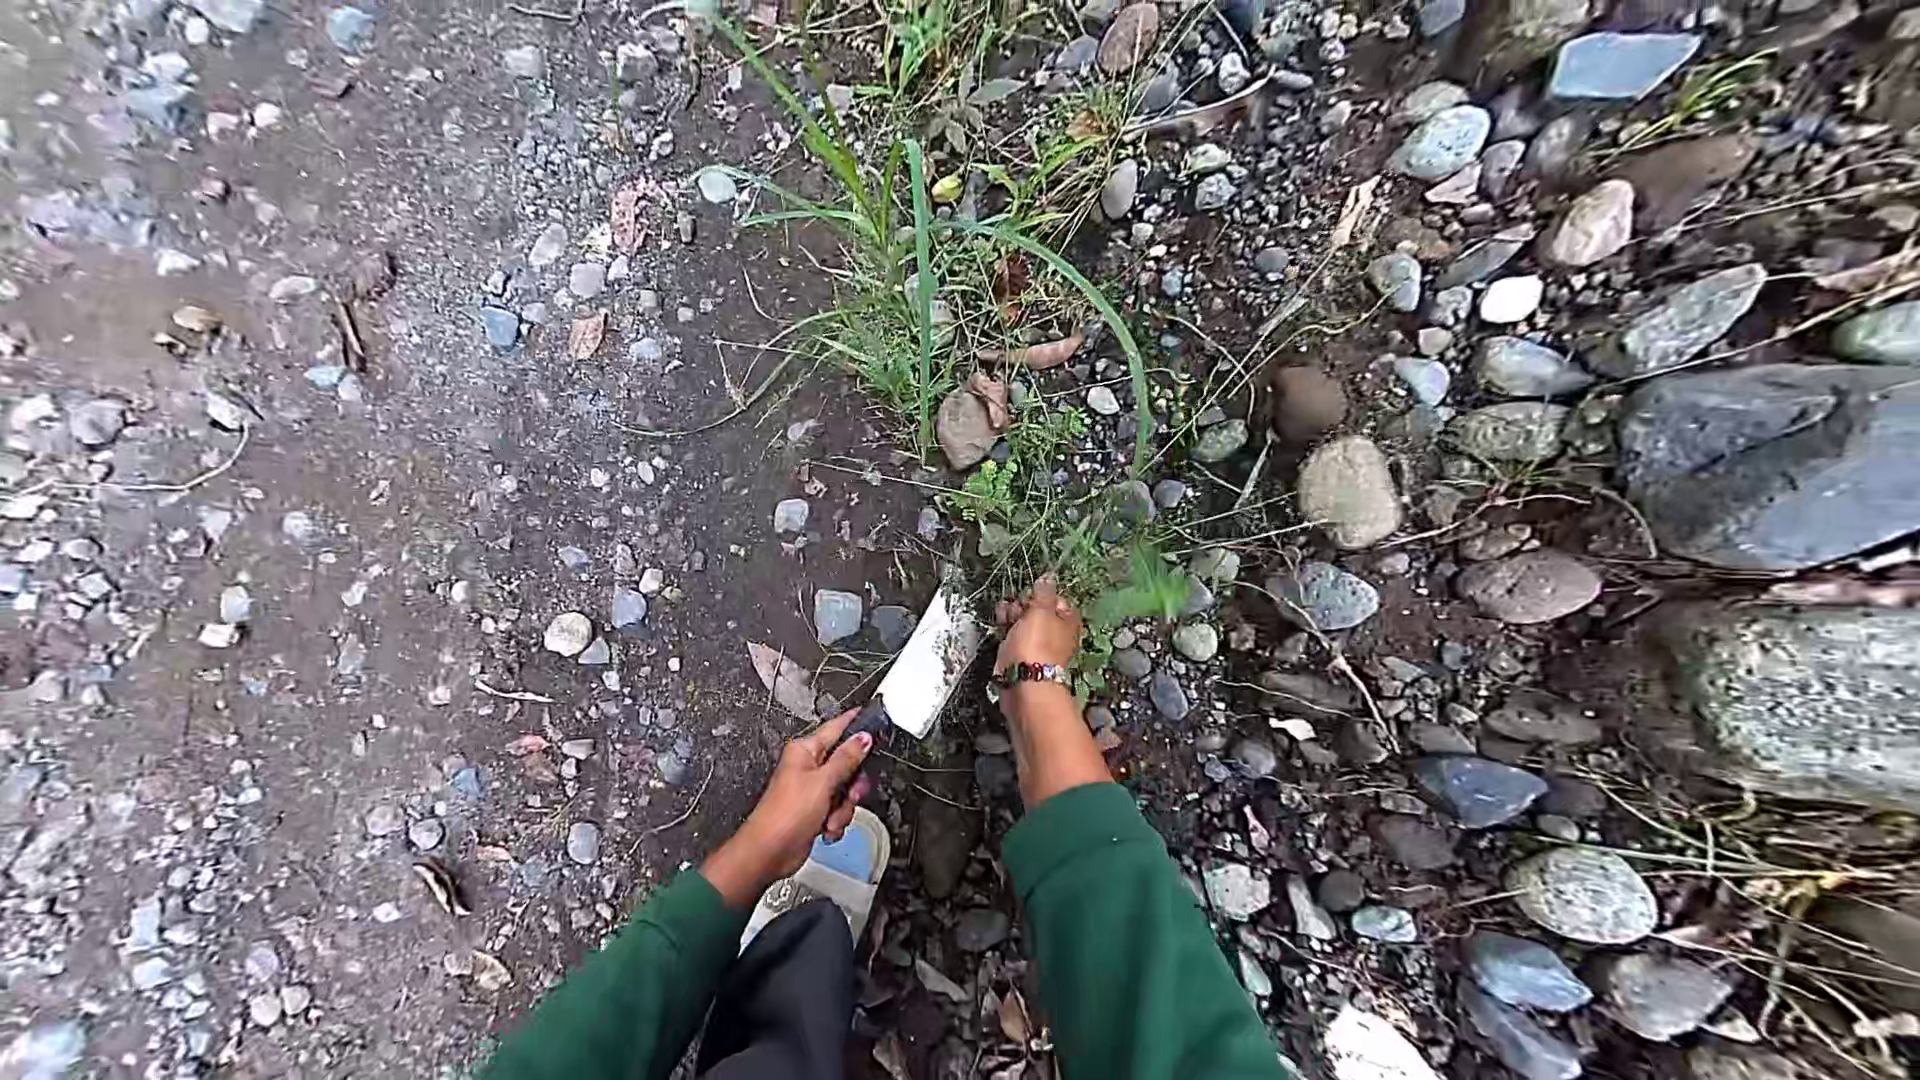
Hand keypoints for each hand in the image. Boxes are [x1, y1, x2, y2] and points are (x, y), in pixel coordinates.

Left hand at [699, 708, 874, 908]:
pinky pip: (839, 808)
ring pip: (846, 789)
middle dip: (852, 785)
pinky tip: (825, 827)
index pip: (836, 727)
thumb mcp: (823, 782)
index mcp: (806, 751)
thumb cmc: (783, 816)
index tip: (873, 721)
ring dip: (843, 808)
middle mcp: (809, 767)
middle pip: (847, 763)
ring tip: (830, 816)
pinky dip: (836, 820)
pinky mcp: (816, 809)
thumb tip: (863, 738)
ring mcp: (813, 789)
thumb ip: (847, 758)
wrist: (769, 854)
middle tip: (849, 793)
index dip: (855, 724)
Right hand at [992, 576, 1108, 804]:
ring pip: (1024, 624)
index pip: (1055, 598)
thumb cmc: (1036, 649)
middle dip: (1023, 605)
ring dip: (1013, 617)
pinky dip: (1007, 631)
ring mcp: (1038, 646)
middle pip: (1038, 611)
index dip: (1040, 593)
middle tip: (1015, 606)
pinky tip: (1000, 626)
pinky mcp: (1022, 657)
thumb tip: (1049, 577)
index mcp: (1066, 620)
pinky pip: (1014, 638)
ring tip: (1004, 615)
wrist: (1023, 684)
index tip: (1030, 593)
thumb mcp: (1041, 610)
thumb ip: (1043, 592)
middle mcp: (1055, 634)